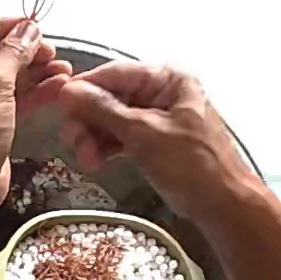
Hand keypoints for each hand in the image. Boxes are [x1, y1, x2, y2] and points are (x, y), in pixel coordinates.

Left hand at [0, 17, 69, 223]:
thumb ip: (13, 52)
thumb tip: (30, 29)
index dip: (7, 27)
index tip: (37, 26)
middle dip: (26, 53)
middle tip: (55, 53)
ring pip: (8, 80)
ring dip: (35, 74)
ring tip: (65, 70)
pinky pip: (13, 101)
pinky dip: (34, 94)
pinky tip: (59, 87)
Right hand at [41, 62, 261, 222]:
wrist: (222, 204)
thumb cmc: (192, 165)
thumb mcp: (143, 134)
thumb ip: (103, 110)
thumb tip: (67, 91)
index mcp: (168, 79)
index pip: (115, 74)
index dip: (84, 89)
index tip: (58, 105)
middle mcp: (162, 93)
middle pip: (110, 98)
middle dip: (88, 121)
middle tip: (73, 144)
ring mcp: (158, 118)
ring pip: (112, 120)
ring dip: (94, 138)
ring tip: (86, 162)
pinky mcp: (153, 142)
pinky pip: (121, 138)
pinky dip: (106, 148)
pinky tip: (95, 162)